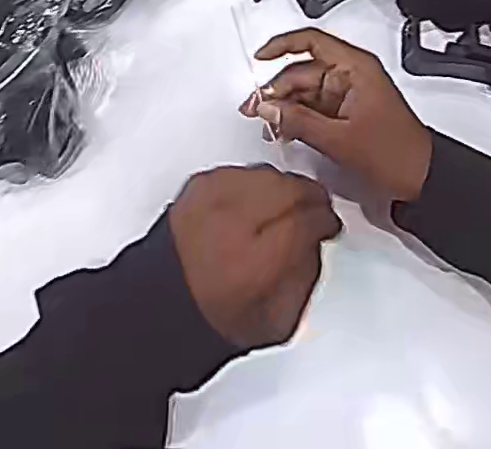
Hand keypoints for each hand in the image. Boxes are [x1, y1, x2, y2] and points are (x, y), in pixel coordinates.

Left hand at [168, 165, 341, 348]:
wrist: (161, 301)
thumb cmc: (213, 316)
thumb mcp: (276, 319)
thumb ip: (305, 274)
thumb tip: (316, 236)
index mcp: (251, 265)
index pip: (303, 221)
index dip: (324, 218)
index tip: (329, 223)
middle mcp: (228, 224)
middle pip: (287, 188)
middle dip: (310, 196)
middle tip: (317, 208)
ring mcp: (209, 200)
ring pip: (266, 174)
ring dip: (283, 187)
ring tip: (287, 205)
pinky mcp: (196, 185)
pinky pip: (240, 171)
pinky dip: (254, 182)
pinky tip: (258, 200)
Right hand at [242, 28, 433, 200]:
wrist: (423, 180)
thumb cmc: (398, 154)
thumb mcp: (340, 139)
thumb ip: (298, 121)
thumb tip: (269, 107)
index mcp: (355, 68)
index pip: (311, 41)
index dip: (282, 45)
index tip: (261, 56)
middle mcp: (351, 74)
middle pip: (302, 70)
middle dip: (277, 89)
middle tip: (257, 108)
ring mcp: (348, 92)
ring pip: (305, 90)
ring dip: (285, 106)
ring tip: (269, 124)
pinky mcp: (346, 110)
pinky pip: (313, 106)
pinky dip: (297, 116)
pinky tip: (284, 130)